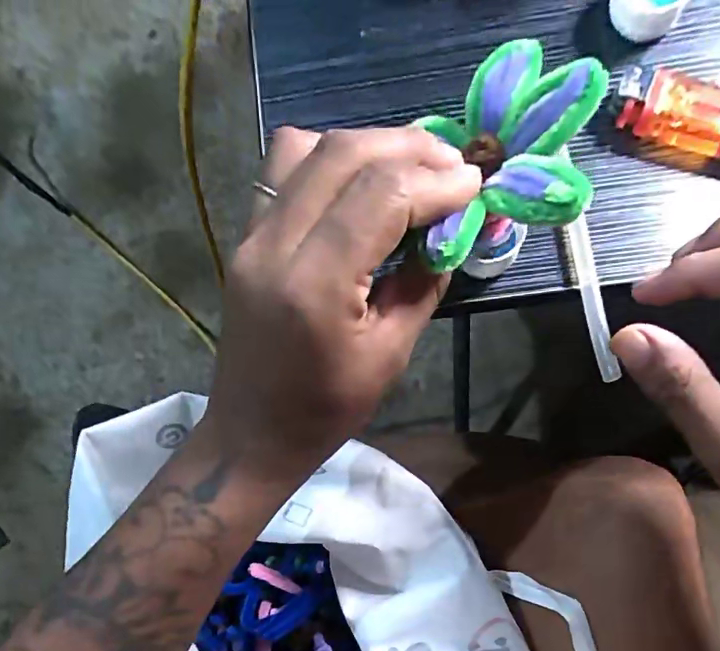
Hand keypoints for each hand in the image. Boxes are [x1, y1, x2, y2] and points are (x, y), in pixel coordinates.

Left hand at [207, 127, 483, 478]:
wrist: (253, 436)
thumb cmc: (325, 411)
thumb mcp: (388, 357)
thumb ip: (421, 287)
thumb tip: (449, 233)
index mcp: (316, 285)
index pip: (381, 195)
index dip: (436, 181)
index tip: (474, 185)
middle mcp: (275, 245)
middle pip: (344, 154)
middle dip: (409, 149)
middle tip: (453, 166)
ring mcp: (252, 237)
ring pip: (308, 148)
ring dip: (367, 144)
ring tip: (410, 167)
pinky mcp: (245, 239)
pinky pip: (282, 171)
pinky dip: (328, 160)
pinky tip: (359, 183)